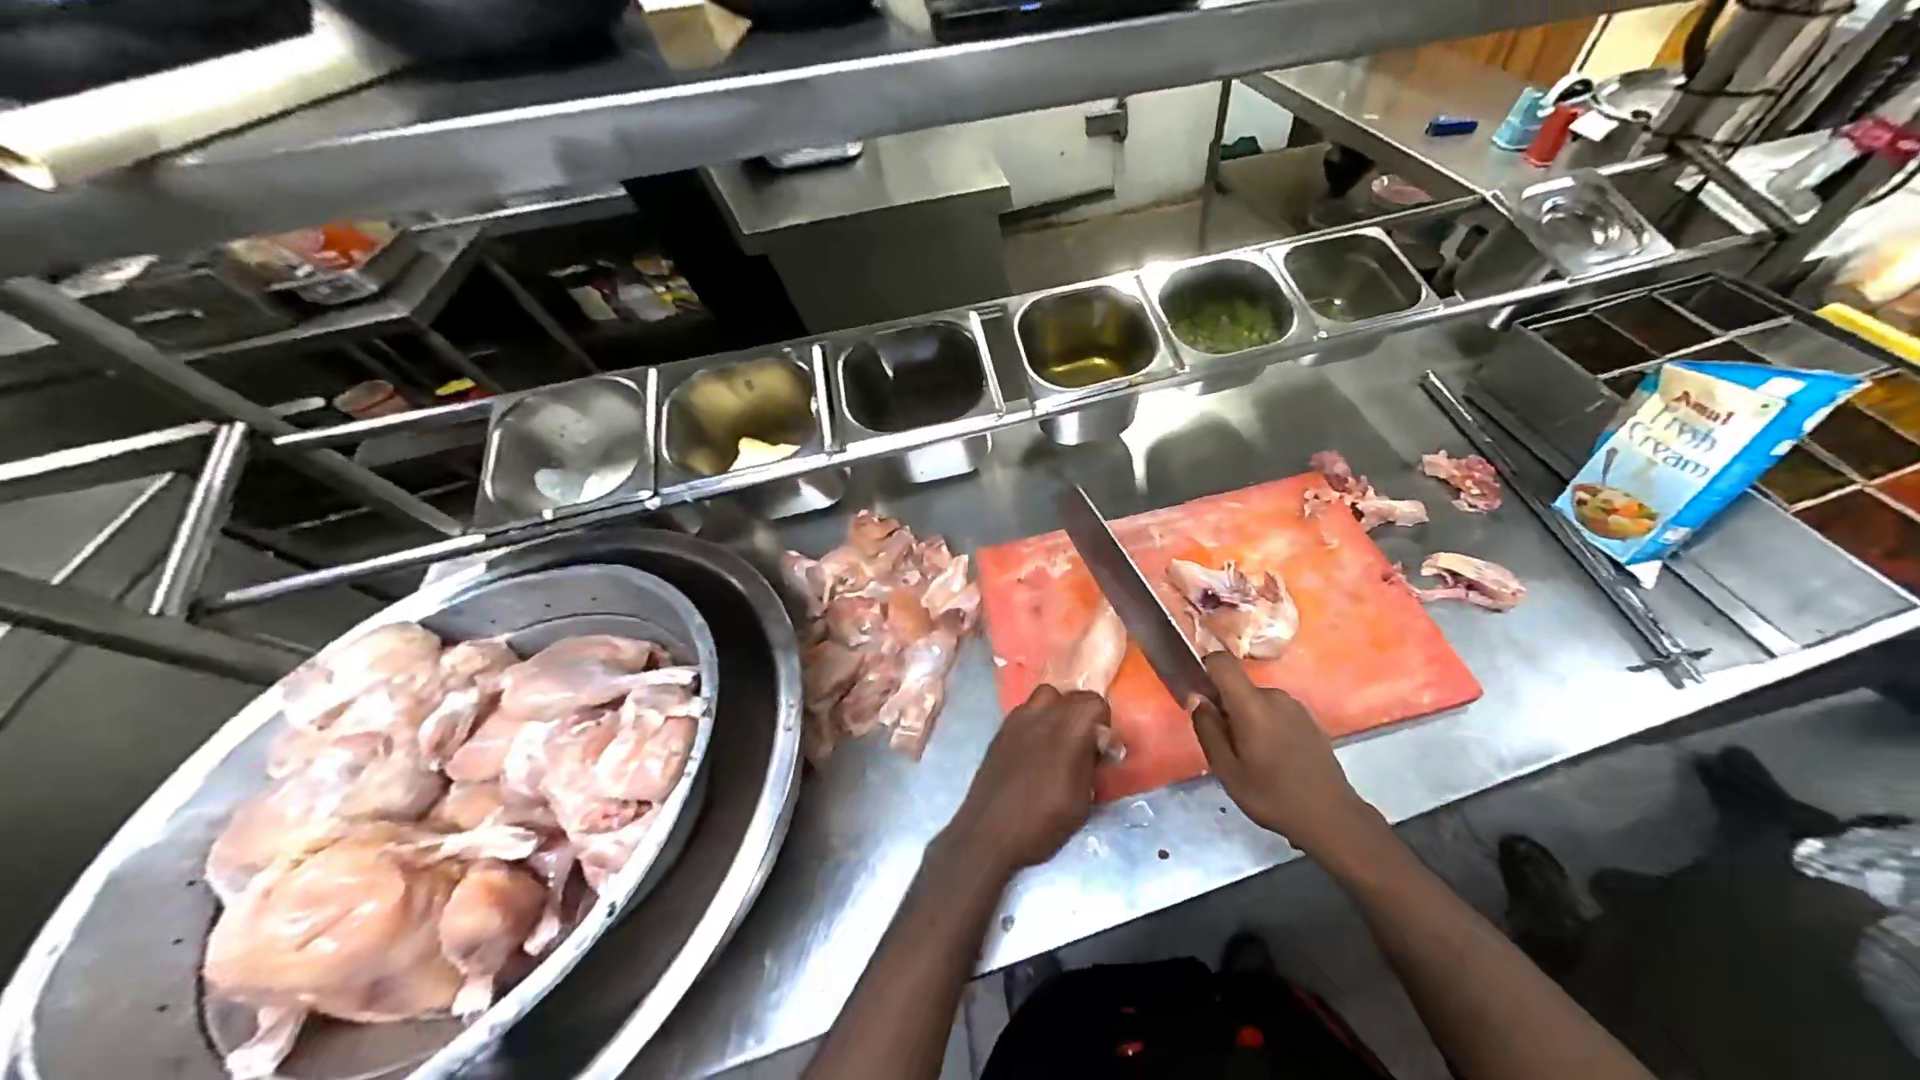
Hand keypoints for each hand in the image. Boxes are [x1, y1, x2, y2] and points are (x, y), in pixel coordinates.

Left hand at [939, 685, 1109, 878]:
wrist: (988, 833)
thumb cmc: (1042, 821)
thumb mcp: (1082, 800)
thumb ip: (1092, 764)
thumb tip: (1098, 746)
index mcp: (1068, 730)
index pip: (1094, 702)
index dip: (1102, 722)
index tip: (1100, 746)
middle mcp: (1041, 715)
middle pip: (1069, 695)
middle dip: (1081, 714)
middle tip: (1082, 743)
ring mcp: (1015, 720)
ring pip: (1044, 696)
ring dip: (1056, 712)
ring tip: (1056, 742)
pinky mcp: (999, 730)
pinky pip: (1024, 712)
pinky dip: (1035, 722)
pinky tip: (1033, 751)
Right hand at [1190, 652, 1380, 855]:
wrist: (1332, 818)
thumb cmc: (1272, 796)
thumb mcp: (1227, 770)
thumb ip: (1207, 729)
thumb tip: (1197, 698)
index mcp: (1252, 705)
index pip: (1222, 662)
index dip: (1205, 669)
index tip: (1200, 697)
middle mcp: (1275, 697)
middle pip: (1238, 687)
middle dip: (1225, 707)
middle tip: (1226, 745)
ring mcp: (1295, 707)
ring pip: (1256, 700)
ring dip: (1246, 718)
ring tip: (1251, 756)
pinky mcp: (1308, 719)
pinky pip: (1274, 711)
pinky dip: (1265, 725)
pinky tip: (1273, 757)